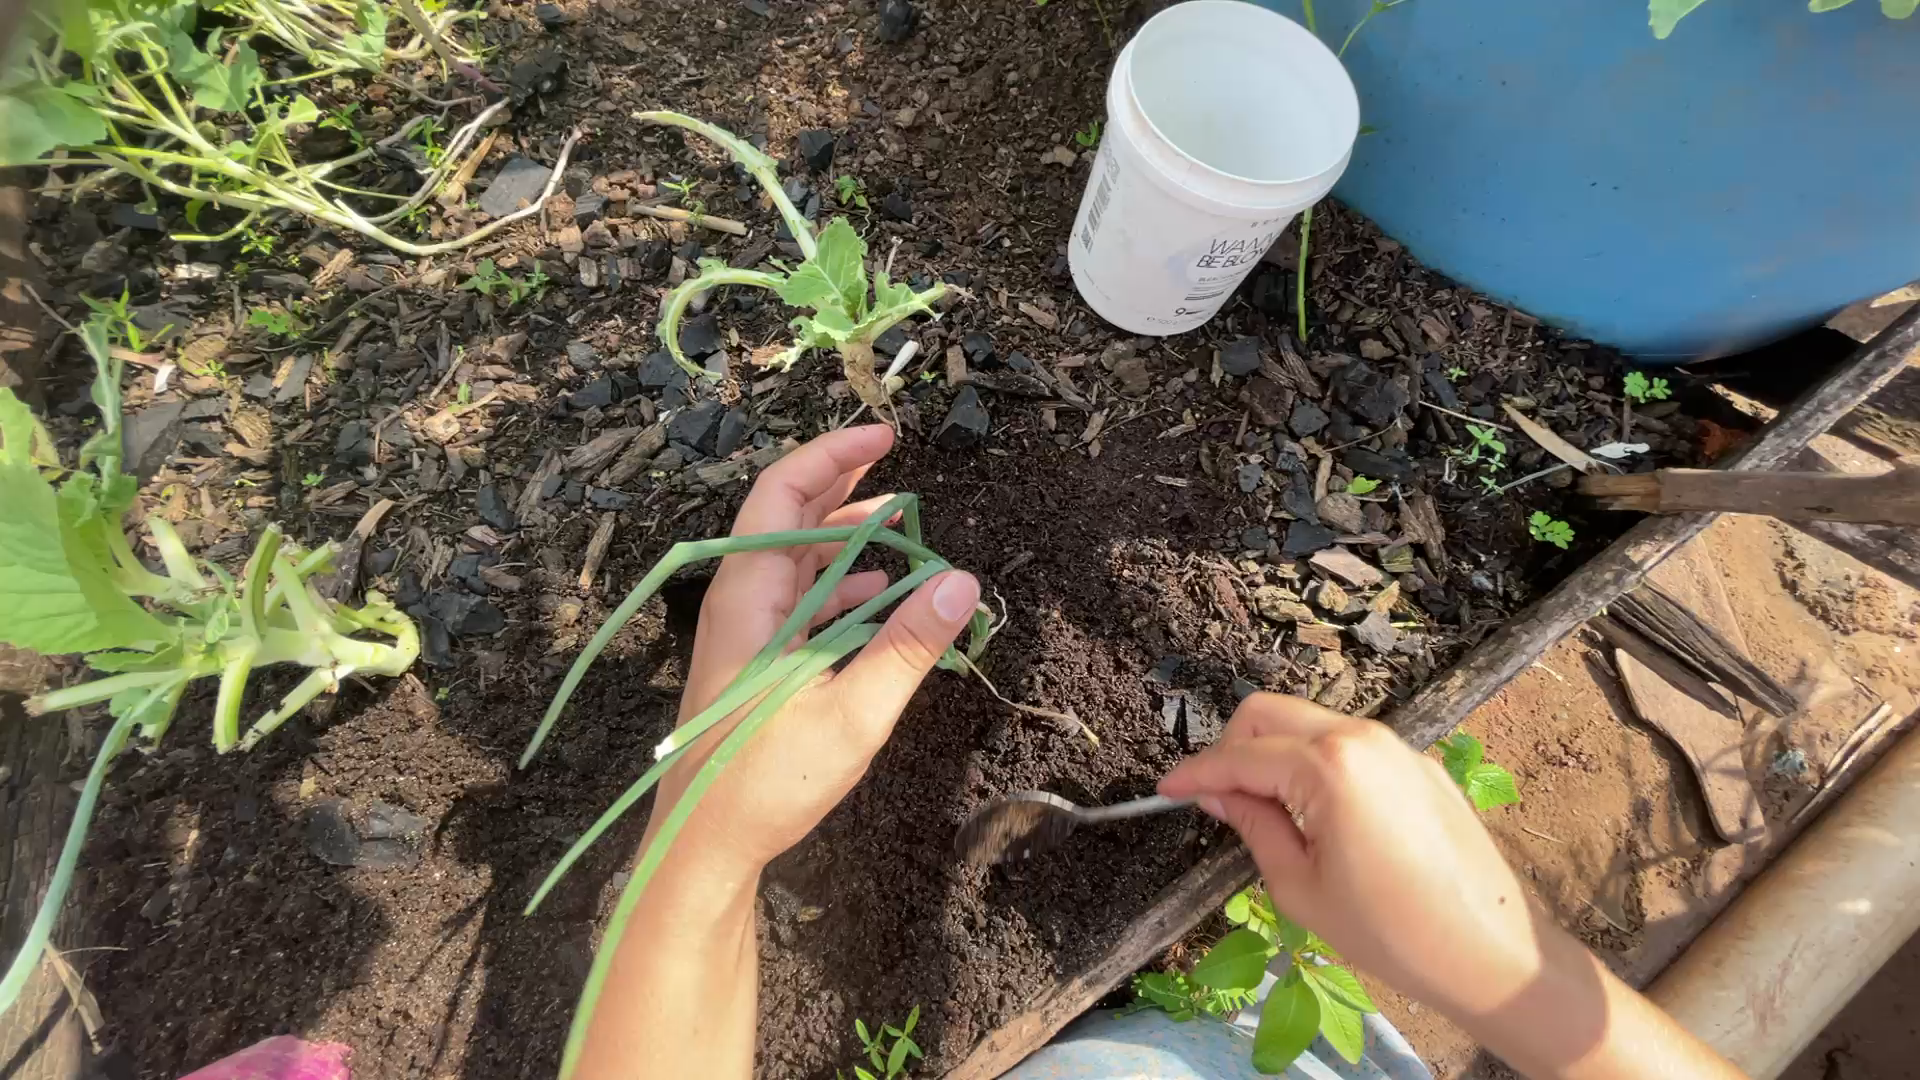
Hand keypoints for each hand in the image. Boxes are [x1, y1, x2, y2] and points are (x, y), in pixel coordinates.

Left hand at [650, 424, 979, 878]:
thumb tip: (963, 583)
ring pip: (801, 558)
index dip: (830, 455)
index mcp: (751, 596)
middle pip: (790, 516)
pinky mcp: (761, 656)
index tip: (883, 435)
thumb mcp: (852, 714)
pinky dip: (845, 584)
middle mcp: (744, 599)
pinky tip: (882, 592)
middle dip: (841, 481)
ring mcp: (750, 628)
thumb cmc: (766, 781)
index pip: (781, 494)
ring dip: (848, 534)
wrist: (704, 846)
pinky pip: (805, 599)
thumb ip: (907, 646)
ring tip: (900, 518)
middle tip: (894, 458)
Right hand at [1158, 693, 1540, 1021]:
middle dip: (1230, 746)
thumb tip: (1217, 795)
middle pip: (1266, 712)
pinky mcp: (1415, 760)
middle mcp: (1360, 736)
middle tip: (1221, 795)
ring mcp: (1393, 743)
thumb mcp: (1298, 886)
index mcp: (1328, 767)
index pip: (1240, 756)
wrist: (1498, 960)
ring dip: (1271, 750)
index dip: (1196, 773)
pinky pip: (1343, 740)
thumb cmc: (1391, 933)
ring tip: (1268, 806)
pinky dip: (1311, 759)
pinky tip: (1318, 809)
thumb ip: (1251, 824)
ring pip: (1303, 720)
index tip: (1167, 789)